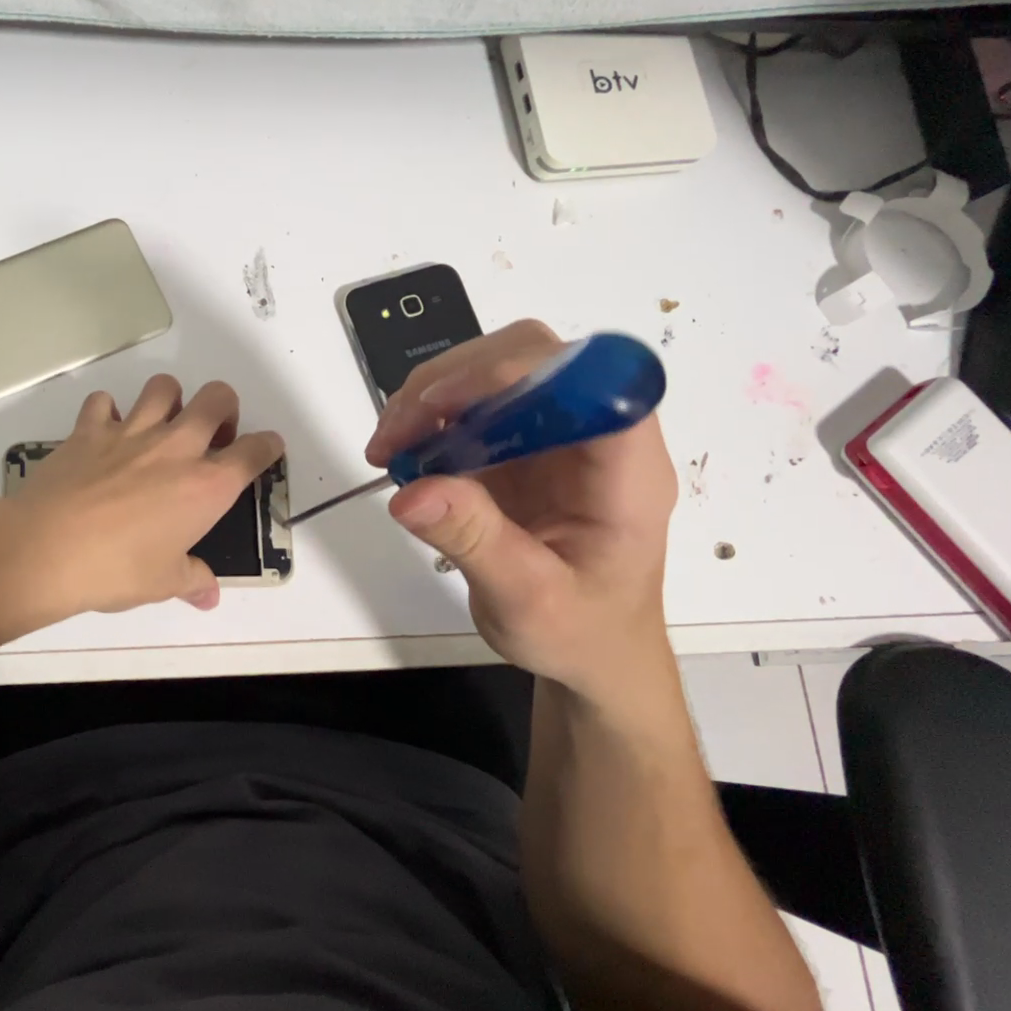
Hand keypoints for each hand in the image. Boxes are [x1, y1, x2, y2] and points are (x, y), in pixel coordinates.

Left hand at [0, 375, 283, 617]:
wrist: (46, 550)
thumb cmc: (115, 571)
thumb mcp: (162, 583)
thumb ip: (192, 581)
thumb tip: (209, 595)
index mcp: (207, 486)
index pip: (253, 451)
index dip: (267, 446)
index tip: (266, 448)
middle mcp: (175, 448)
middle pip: (217, 398)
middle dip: (224, 408)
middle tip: (212, 435)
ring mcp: (130, 433)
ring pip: (164, 386)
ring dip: (171, 399)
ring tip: (162, 425)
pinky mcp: (88, 430)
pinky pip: (103, 401)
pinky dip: (108, 411)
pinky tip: (105, 432)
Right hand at [366, 321, 677, 692]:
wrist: (590, 652)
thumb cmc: (579, 633)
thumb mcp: (527, 600)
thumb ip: (474, 542)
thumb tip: (409, 493)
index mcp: (623, 469)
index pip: (588, 379)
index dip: (516, 371)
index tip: (439, 406)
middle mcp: (592, 435)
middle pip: (532, 358)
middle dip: (456, 381)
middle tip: (396, 433)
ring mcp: (554, 436)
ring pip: (494, 373)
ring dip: (432, 397)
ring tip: (387, 447)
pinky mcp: (519, 447)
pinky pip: (472, 407)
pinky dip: (427, 419)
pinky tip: (400, 454)